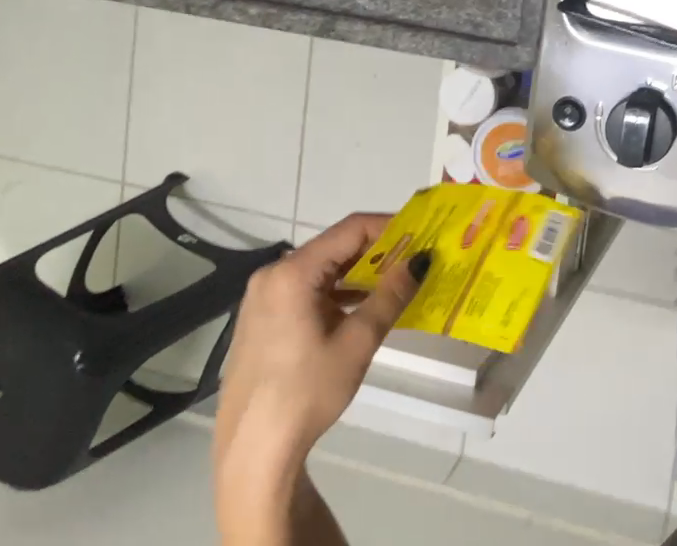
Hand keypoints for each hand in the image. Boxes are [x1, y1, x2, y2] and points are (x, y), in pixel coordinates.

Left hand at [213, 214, 428, 543]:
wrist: (253, 449)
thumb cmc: (307, 391)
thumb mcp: (358, 342)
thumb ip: (391, 295)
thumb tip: (420, 260)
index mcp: (292, 273)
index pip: (350, 229)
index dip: (391, 226)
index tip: (424, 235)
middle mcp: (272, 275)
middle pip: (334, 248)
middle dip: (378, 252)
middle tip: (416, 261)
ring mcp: (262, 298)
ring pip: (321, 271)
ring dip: (359, 275)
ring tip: (397, 285)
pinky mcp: (261, 320)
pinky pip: (306, 291)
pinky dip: (337, 293)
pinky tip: (363, 310)